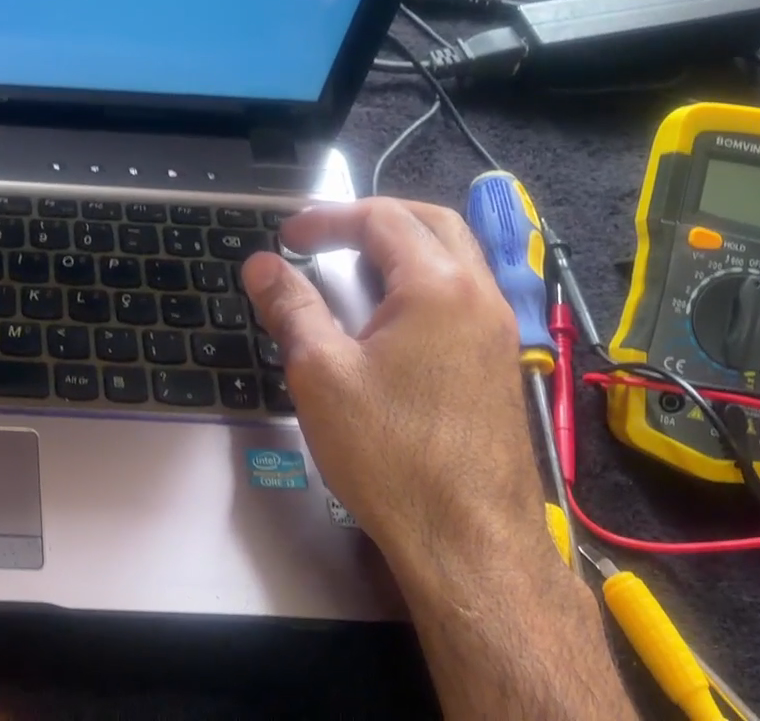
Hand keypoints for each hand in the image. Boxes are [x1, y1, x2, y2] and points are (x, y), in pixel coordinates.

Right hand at [242, 199, 554, 583]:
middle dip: (371, 219)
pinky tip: (384, 322)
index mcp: (438, 288)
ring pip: (452, 259)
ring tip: (347, 272)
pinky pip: (460, 296)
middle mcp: (479, 298)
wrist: (469, 542)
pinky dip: (419, 283)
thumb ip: (291, 306)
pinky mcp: (498, 366)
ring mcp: (496, 333)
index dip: (325, 218)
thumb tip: (262, 264)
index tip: (284, 240)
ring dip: (399, 249)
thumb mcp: (320, 372)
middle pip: (431, 223)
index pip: (382, 218)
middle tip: (322, 238)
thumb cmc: (389, 452)